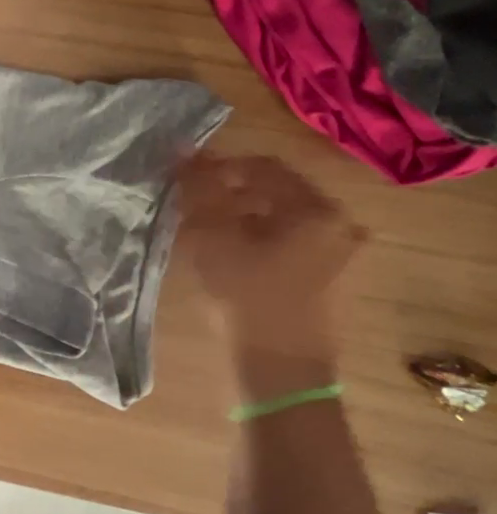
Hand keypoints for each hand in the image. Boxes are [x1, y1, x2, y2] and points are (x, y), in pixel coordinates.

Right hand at [178, 155, 364, 394]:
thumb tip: (183, 151)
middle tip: (184, 204)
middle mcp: (335, 223)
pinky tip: (219, 251)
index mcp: (317, 208)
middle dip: (225, 191)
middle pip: (271, 190)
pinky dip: (249, 235)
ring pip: (274, 215)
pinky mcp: (322, 273)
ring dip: (234, 214)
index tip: (178, 180)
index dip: (215, 166)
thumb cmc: (244, 292)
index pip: (260, 166)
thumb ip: (199, 188)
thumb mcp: (212, 234)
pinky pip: (282, 238)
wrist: (277, 362)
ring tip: (196, 228)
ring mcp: (334, 250)